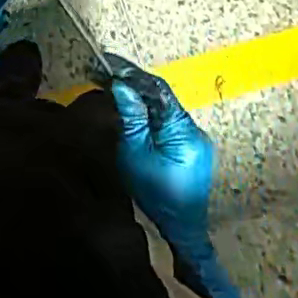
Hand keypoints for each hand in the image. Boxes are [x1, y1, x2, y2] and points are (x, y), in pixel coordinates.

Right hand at [108, 56, 256, 297]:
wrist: (180, 233)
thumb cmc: (154, 194)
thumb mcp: (135, 154)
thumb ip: (131, 117)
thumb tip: (122, 85)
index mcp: (184, 131)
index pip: (158, 90)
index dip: (132, 73)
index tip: (107, 63)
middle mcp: (194, 131)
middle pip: (161, 97)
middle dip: (132, 83)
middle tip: (102, 72)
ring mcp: (194, 140)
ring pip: (162, 108)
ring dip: (137, 96)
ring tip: (109, 86)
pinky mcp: (190, 149)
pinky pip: (164, 120)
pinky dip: (145, 111)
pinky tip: (127, 108)